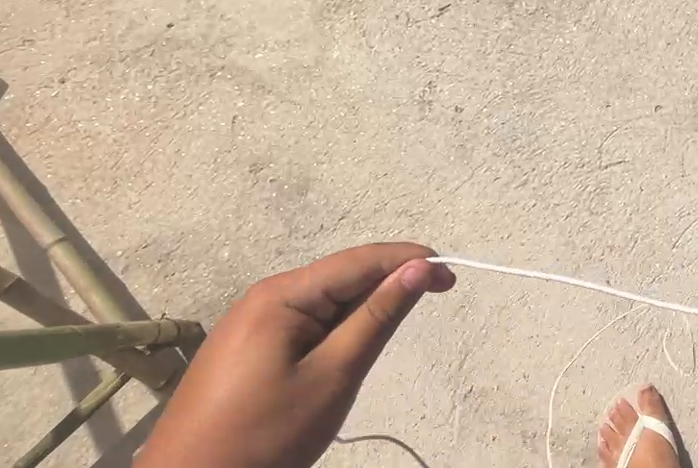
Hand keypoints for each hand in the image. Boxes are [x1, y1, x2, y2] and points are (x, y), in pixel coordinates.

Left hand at [138, 243, 455, 467]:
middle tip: (434, 297)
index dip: (411, 260)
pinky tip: (352, 344)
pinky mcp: (246, 348)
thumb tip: (421, 266)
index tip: (451, 276)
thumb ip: (379, 315)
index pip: (361, 260)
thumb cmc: (264, 437)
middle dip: (389, 282)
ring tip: (393, 325)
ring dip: (365, 306)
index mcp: (281, 295)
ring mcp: (251, 323)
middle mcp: (264, 297)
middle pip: (344, 275)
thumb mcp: (333, 375)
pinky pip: (307, 320)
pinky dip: (339, 325)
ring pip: (327, 299)